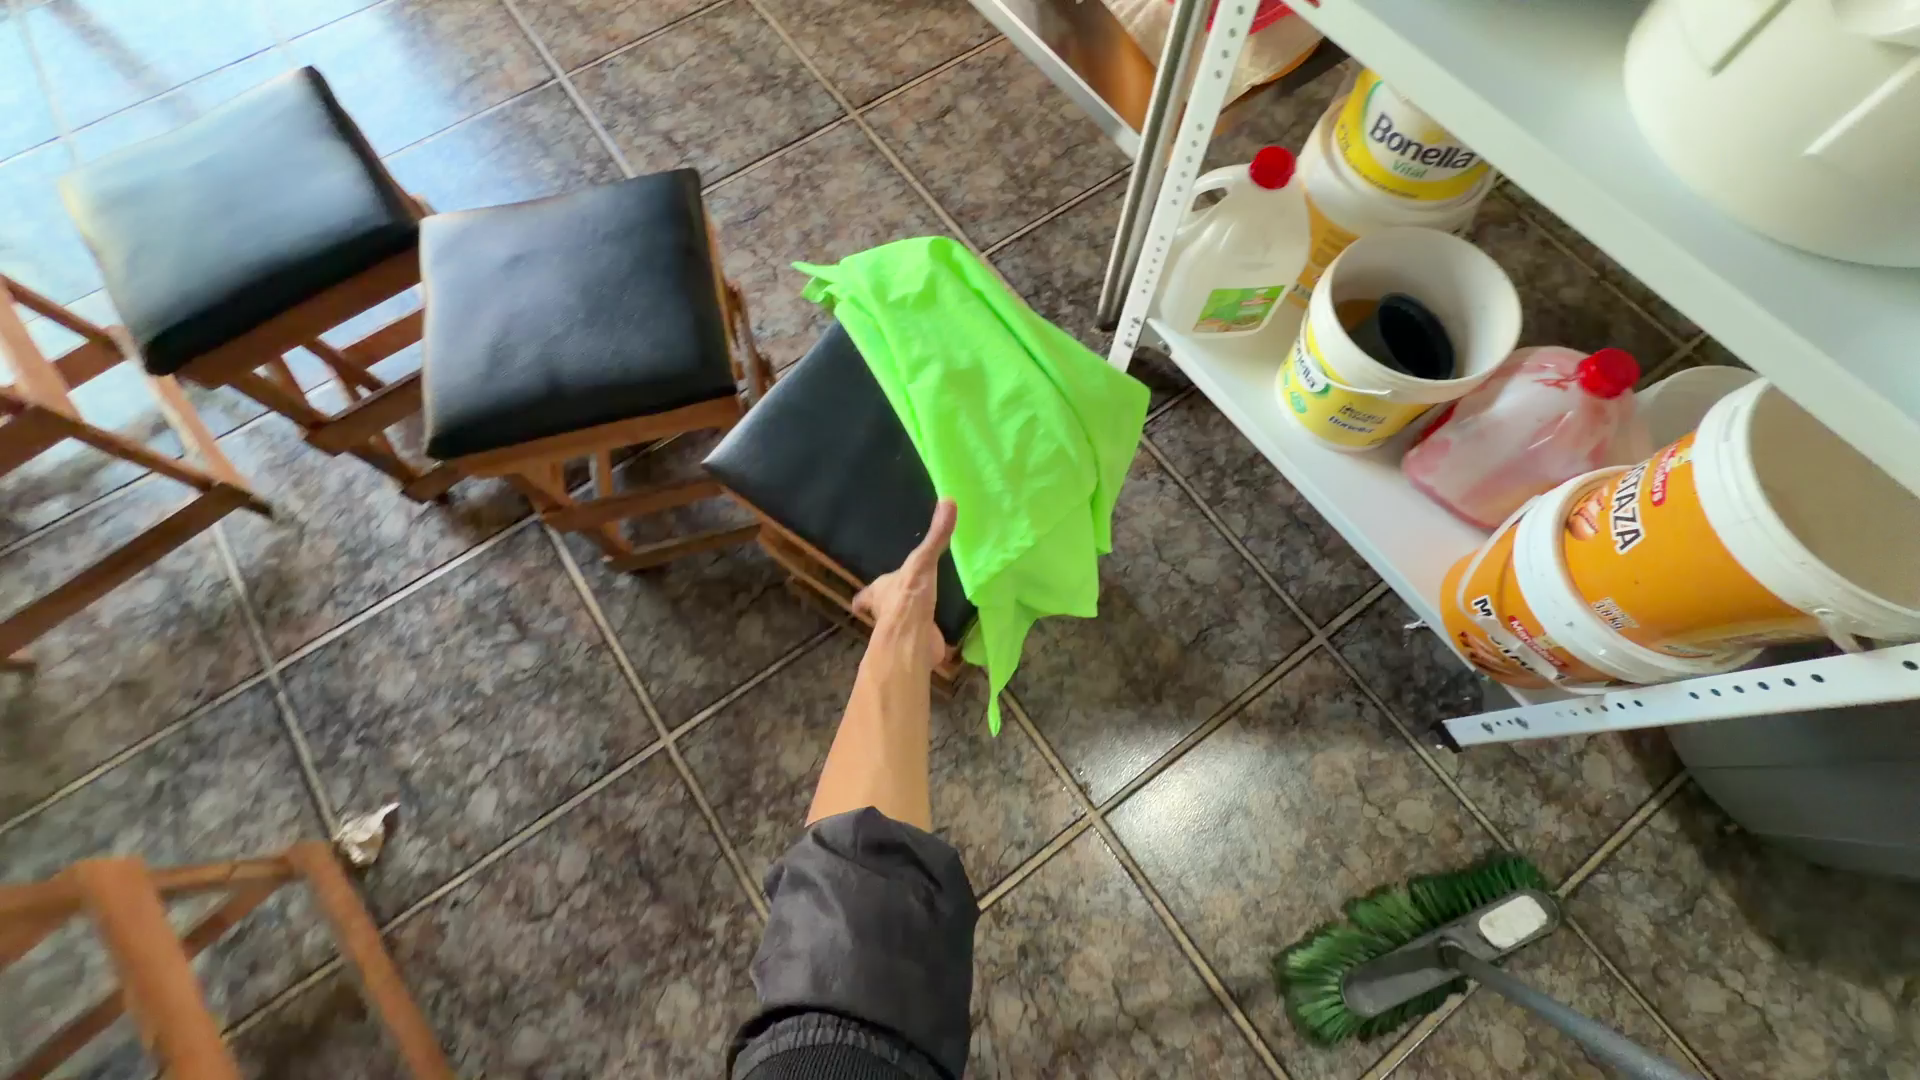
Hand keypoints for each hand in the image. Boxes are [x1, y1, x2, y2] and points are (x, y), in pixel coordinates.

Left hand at [852, 498, 956, 669]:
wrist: (913, 636)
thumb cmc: (908, 596)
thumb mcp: (922, 561)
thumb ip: (936, 536)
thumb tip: (948, 500)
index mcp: (879, 592)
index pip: (867, 595)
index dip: (865, 598)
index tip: (860, 601)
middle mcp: (884, 614)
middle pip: (883, 611)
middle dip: (889, 608)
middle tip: (898, 602)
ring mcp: (900, 632)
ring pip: (901, 626)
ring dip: (907, 622)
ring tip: (920, 615)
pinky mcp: (916, 646)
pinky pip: (921, 640)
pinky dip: (927, 638)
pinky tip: (937, 634)